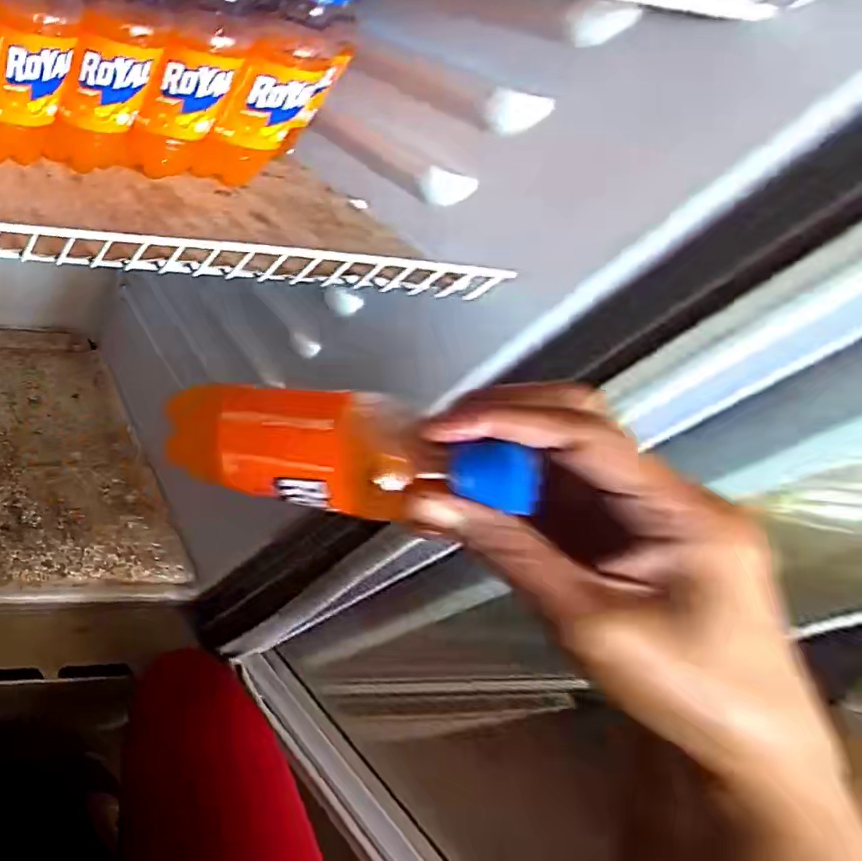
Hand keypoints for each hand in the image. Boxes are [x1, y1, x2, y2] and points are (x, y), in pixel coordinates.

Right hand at [407, 385, 844, 797]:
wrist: (740, 747)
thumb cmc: (688, 688)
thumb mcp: (585, 618)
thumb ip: (505, 549)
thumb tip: (423, 502)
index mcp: (681, 512)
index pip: (583, 434)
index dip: (503, 421)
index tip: (435, 431)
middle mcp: (658, 496)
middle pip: (574, 419)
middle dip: (497, 417)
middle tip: (432, 435)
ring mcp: (630, 510)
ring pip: (549, 447)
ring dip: (486, 450)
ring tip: (429, 465)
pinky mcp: (602, 528)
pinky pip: (537, 486)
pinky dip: (489, 484)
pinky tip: (450, 499)